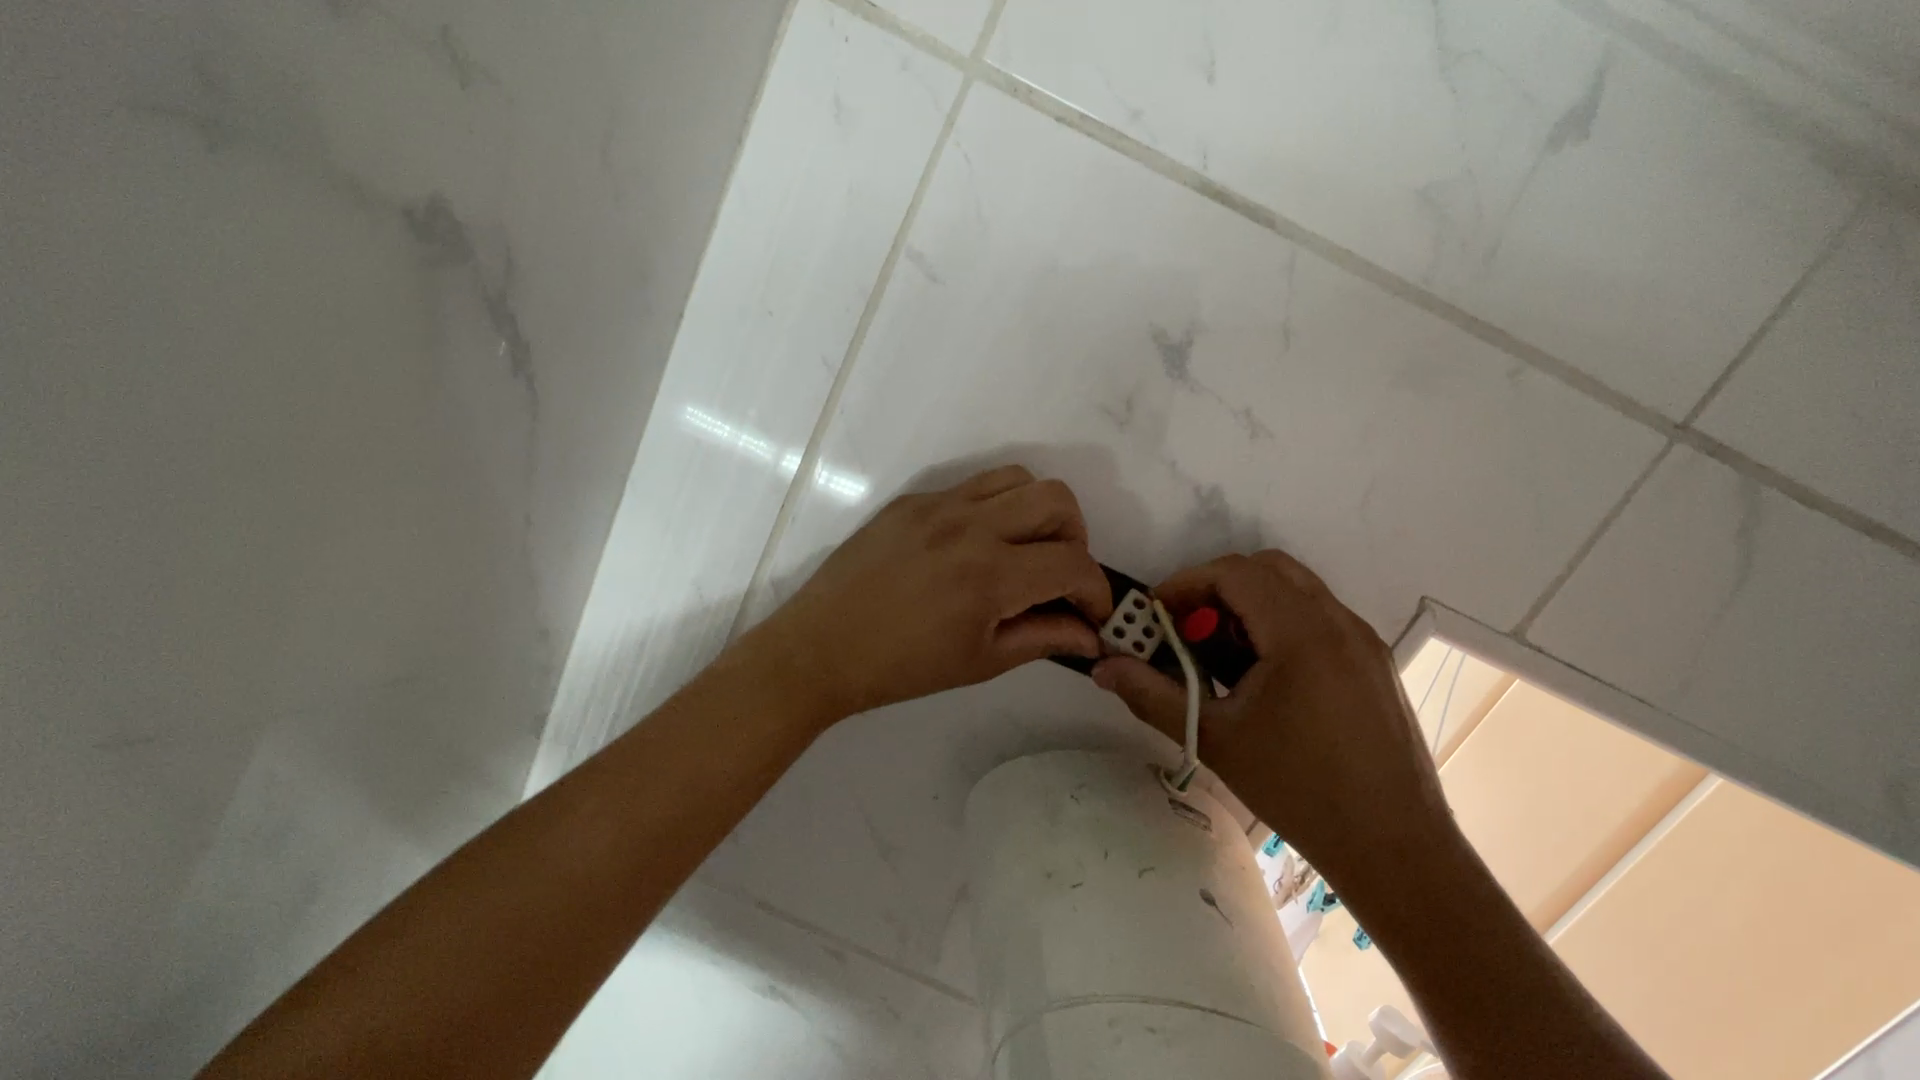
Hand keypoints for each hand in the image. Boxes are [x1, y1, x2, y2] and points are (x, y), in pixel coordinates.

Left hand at [741, 466, 1112, 721]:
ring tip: (1024, 550)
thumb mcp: (981, 661)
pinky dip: (994, 508)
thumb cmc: (903, 668)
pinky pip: (972, 486)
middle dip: (1076, 538)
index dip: (1096, 591)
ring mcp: (938, 506)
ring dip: (1038, 511)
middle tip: (1059, 575)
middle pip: (1058, 500)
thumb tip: (1091, 634)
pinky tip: (975, 547)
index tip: (1092, 613)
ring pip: (1018, 477)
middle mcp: (971, 526)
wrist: (821, 649)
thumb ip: (1044, 638)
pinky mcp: (912, 501)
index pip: (1074, 563)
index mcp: (990, 576)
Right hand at [1092, 551, 1453, 884]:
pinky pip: (1320, 619)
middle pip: (1268, 570)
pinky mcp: (1375, 663)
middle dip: (1218, 589)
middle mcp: (1339, 622)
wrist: (1394, 846)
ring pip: (1297, 591)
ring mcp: (1364, 641)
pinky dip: (1282, 626)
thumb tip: (1102, 667)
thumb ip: (1152, 695)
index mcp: (1302, 633)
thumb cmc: (1298, 791)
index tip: (1156, 617)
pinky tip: (1264, 680)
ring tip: (1222, 660)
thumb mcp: (1214, 740)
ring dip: (1251, 607)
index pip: (1235, 572)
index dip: (1186, 584)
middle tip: (1187, 633)